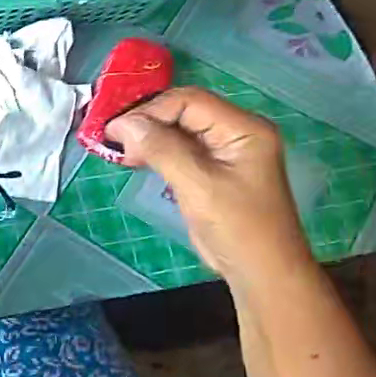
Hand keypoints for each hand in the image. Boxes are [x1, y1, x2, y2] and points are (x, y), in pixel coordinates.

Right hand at [106, 87, 309, 281]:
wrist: (262, 274)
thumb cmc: (238, 229)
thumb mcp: (199, 187)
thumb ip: (162, 150)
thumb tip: (124, 124)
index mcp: (243, 129)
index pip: (190, 102)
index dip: (151, 111)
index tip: (116, 129)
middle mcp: (236, 133)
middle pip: (185, 112)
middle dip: (148, 122)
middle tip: (113, 140)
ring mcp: (226, 152)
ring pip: (180, 131)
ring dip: (150, 138)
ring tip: (121, 151)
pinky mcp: (214, 171)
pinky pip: (182, 151)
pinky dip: (158, 153)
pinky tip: (138, 160)